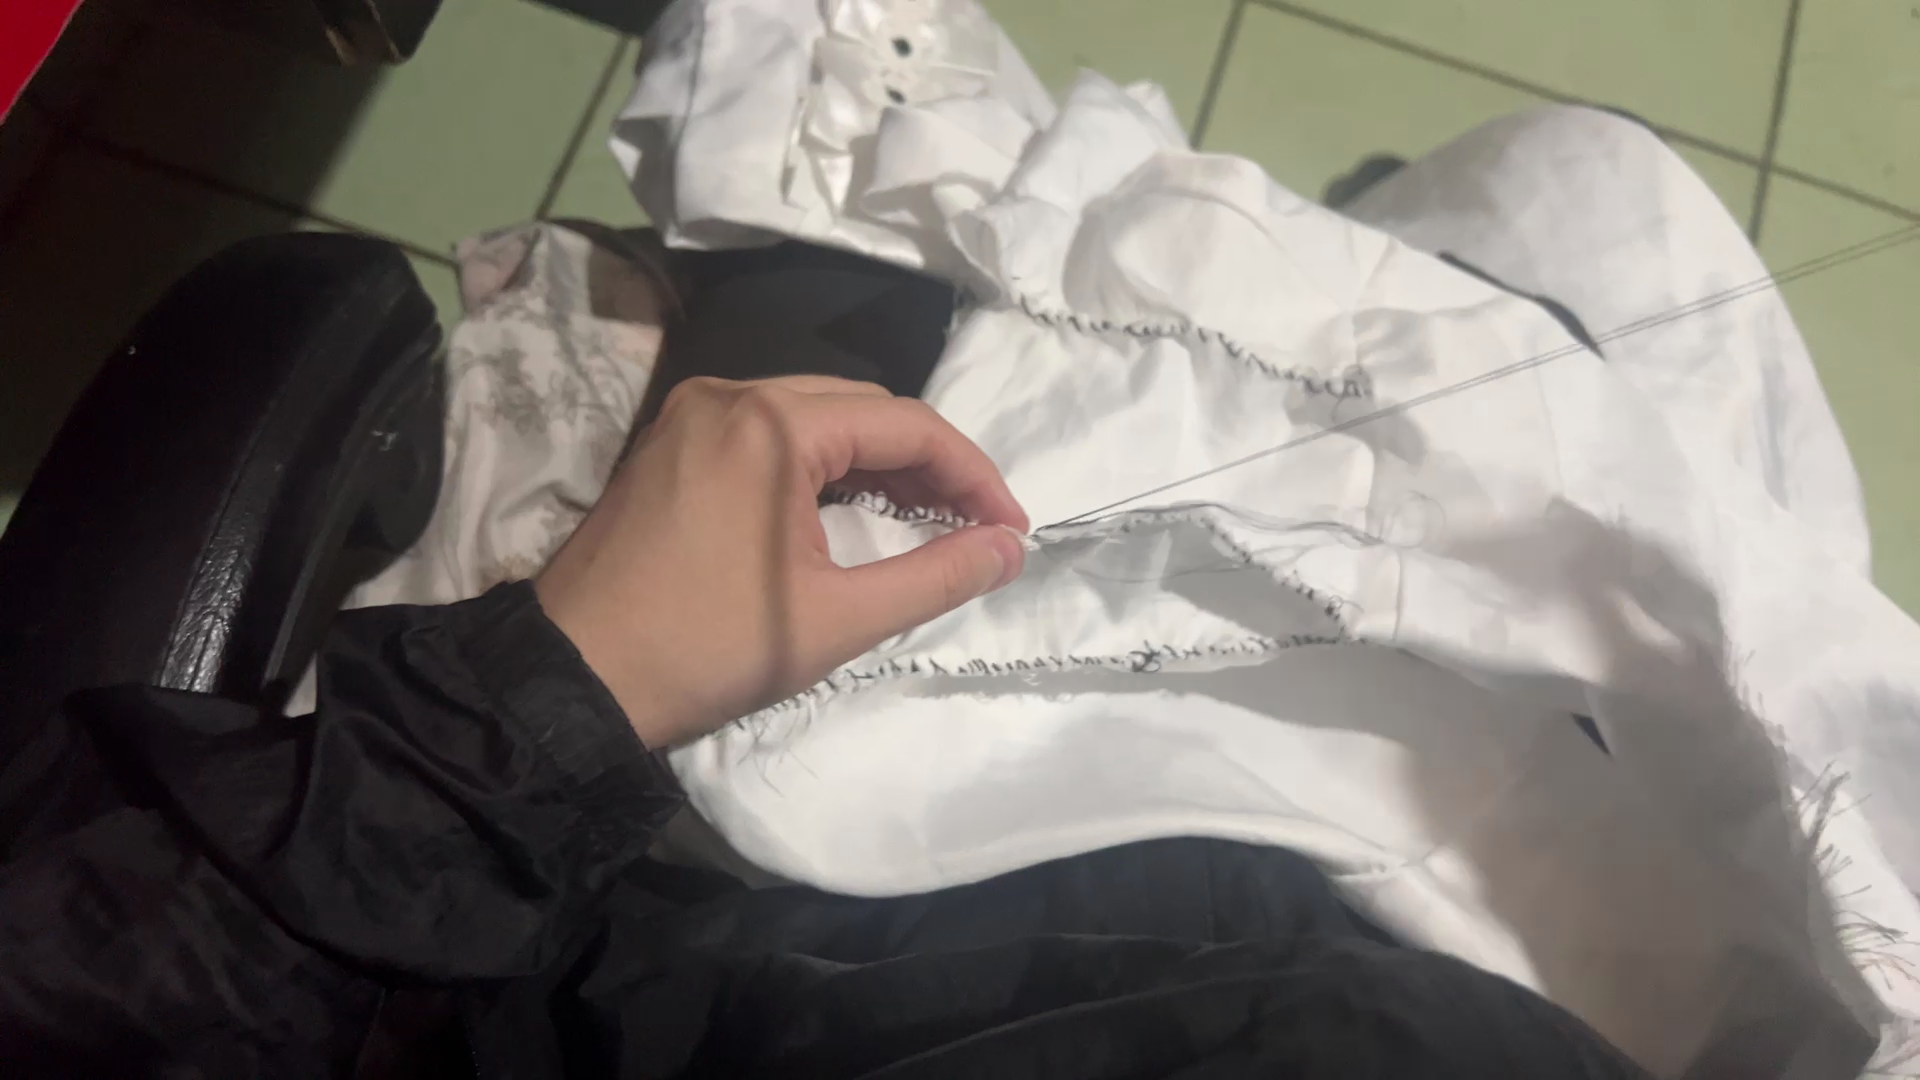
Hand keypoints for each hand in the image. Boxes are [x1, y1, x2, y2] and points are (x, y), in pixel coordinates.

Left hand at [535, 375, 1028, 748]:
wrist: (571, 683)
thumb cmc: (708, 650)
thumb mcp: (839, 619)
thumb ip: (937, 576)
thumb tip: (1009, 548)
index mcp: (772, 425)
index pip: (906, 426)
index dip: (973, 475)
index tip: (1011, 527)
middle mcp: (733, 396)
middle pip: (865, 412)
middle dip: (931, 467)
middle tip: (974, 526)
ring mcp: (698, 415)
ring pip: (821, 421)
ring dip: (882, 465)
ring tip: (929, 519)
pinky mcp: (678, 443)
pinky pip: (777, 438)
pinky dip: (829, 469)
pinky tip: (856, 508)